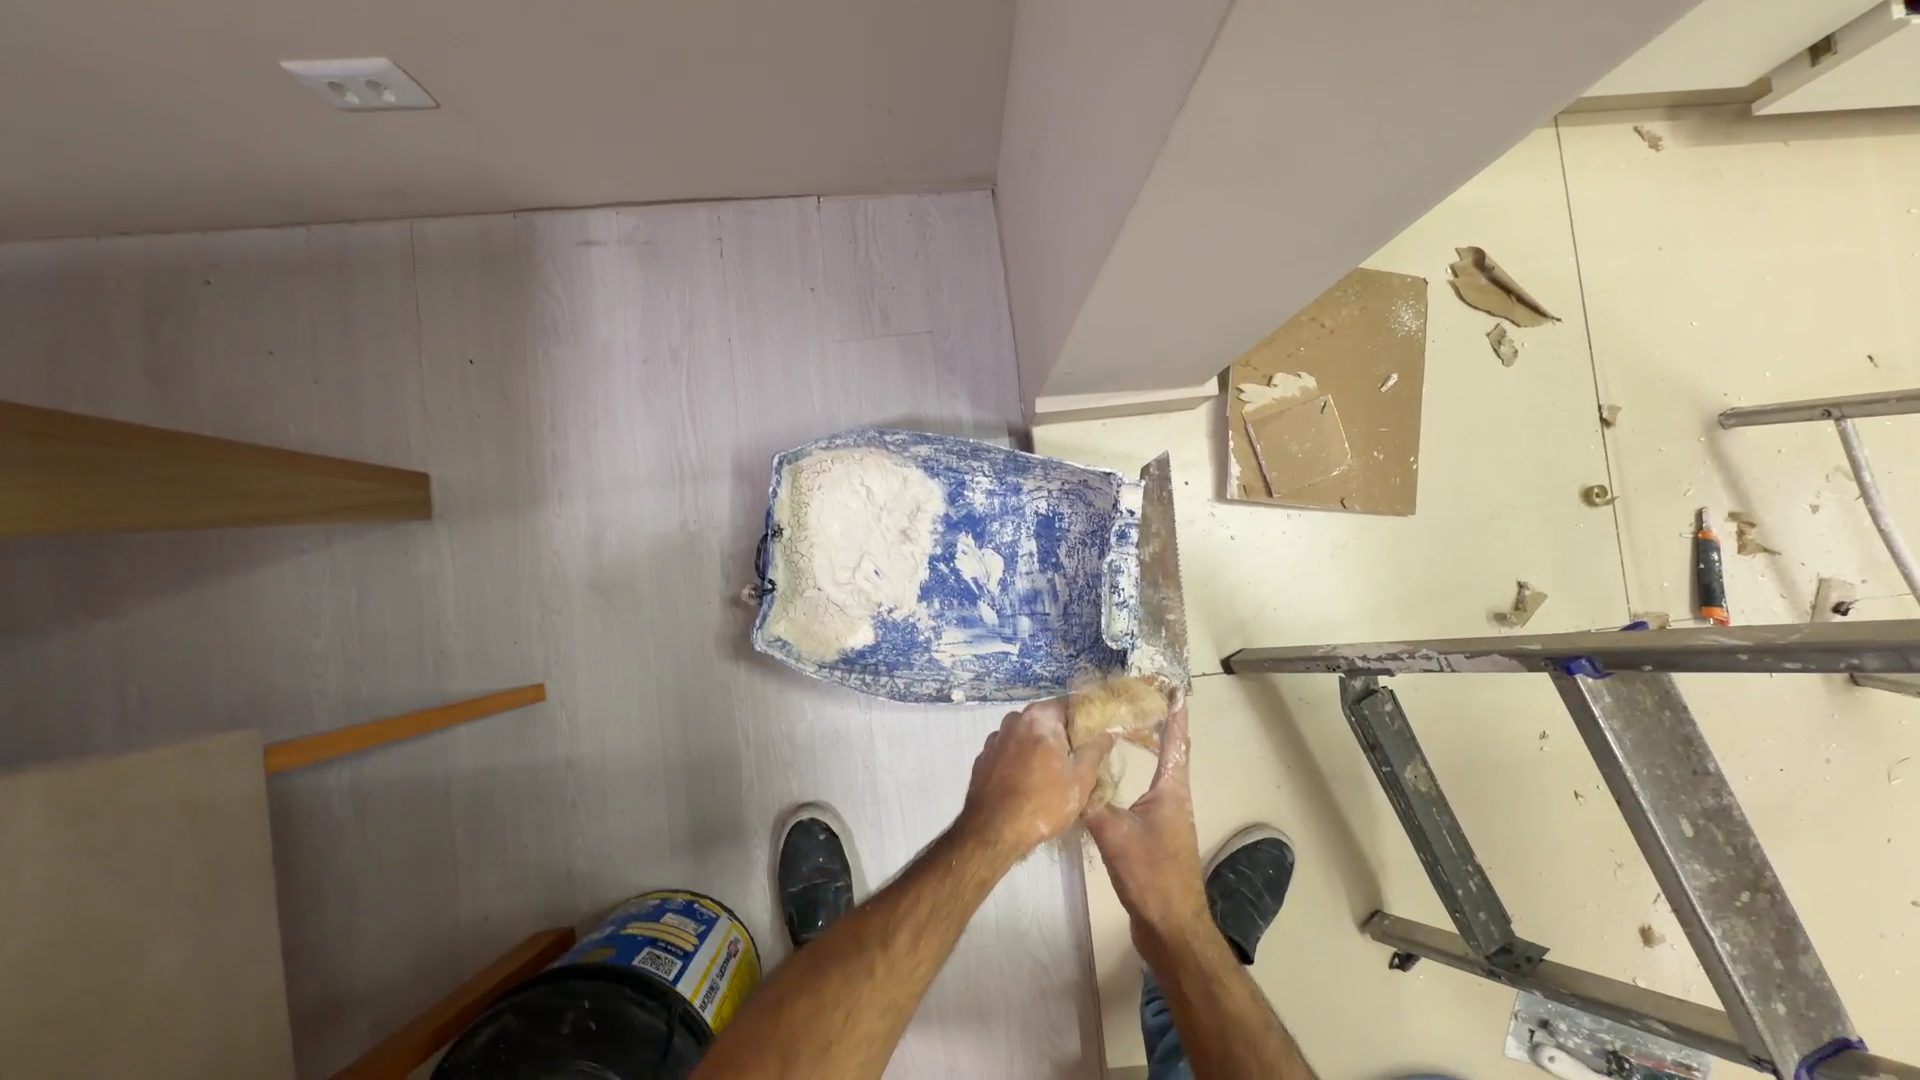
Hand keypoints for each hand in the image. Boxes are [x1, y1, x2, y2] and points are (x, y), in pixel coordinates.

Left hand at [958, 699, 1113, 858]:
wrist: (993, 831)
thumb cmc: (1043, 802)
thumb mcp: (1081, 778)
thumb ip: (1096, 749)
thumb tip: (1108, 732)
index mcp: (1039, 717)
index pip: (1070, 705)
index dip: (1086, 720)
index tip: (1097, 737)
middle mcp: (1013, 720)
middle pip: (1047, 720)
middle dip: (1063, 736)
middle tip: (1079, 760)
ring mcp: (995, 739)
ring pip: (1026, 736)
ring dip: (1040, 748)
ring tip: (1053, 774)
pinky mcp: (983, 758)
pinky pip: (1010, 752)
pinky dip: (1021, 760)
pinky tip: (1028, 782)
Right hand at [1085, 698, 1208, 946]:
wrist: (1170, 927)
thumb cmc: (1151, 875)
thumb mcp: (1115, 833)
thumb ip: (1091, 803)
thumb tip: (1067, 776)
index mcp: (1171, 791)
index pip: (1175, 741)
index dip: (1175, 713)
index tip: (1174, 688)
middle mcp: (1173, 799)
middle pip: (1167, 753)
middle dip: (1154, 727)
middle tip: (1133, 703)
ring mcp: (1166, 819)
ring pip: (1155, 775)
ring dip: (1143, 751)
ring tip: (1120, 733)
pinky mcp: (1155, 837)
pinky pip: (1143, 795)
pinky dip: (1131, 778)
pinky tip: (1109, 782)